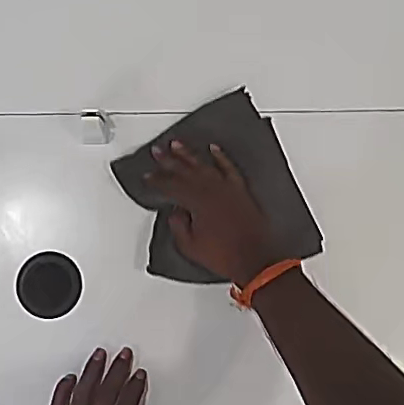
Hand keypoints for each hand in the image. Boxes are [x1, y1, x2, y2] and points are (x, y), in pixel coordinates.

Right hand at [144, 140, 282, 285]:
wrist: (256, 260)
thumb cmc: (224, 255)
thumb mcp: (189, 246)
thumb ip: (178, 225)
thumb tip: (176, 212)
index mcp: (197, 202)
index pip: (171, 186)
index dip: (157, 180)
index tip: (148, 176)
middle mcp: (211, 190)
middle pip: (185, 171)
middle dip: (168, 160)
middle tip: (156, 150)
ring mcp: (227, 188)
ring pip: (203, 165)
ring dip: (188, 154)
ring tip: (176, 144)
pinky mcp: (241, 190)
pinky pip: (229, 168)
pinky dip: (221, 157)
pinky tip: (213, 149)